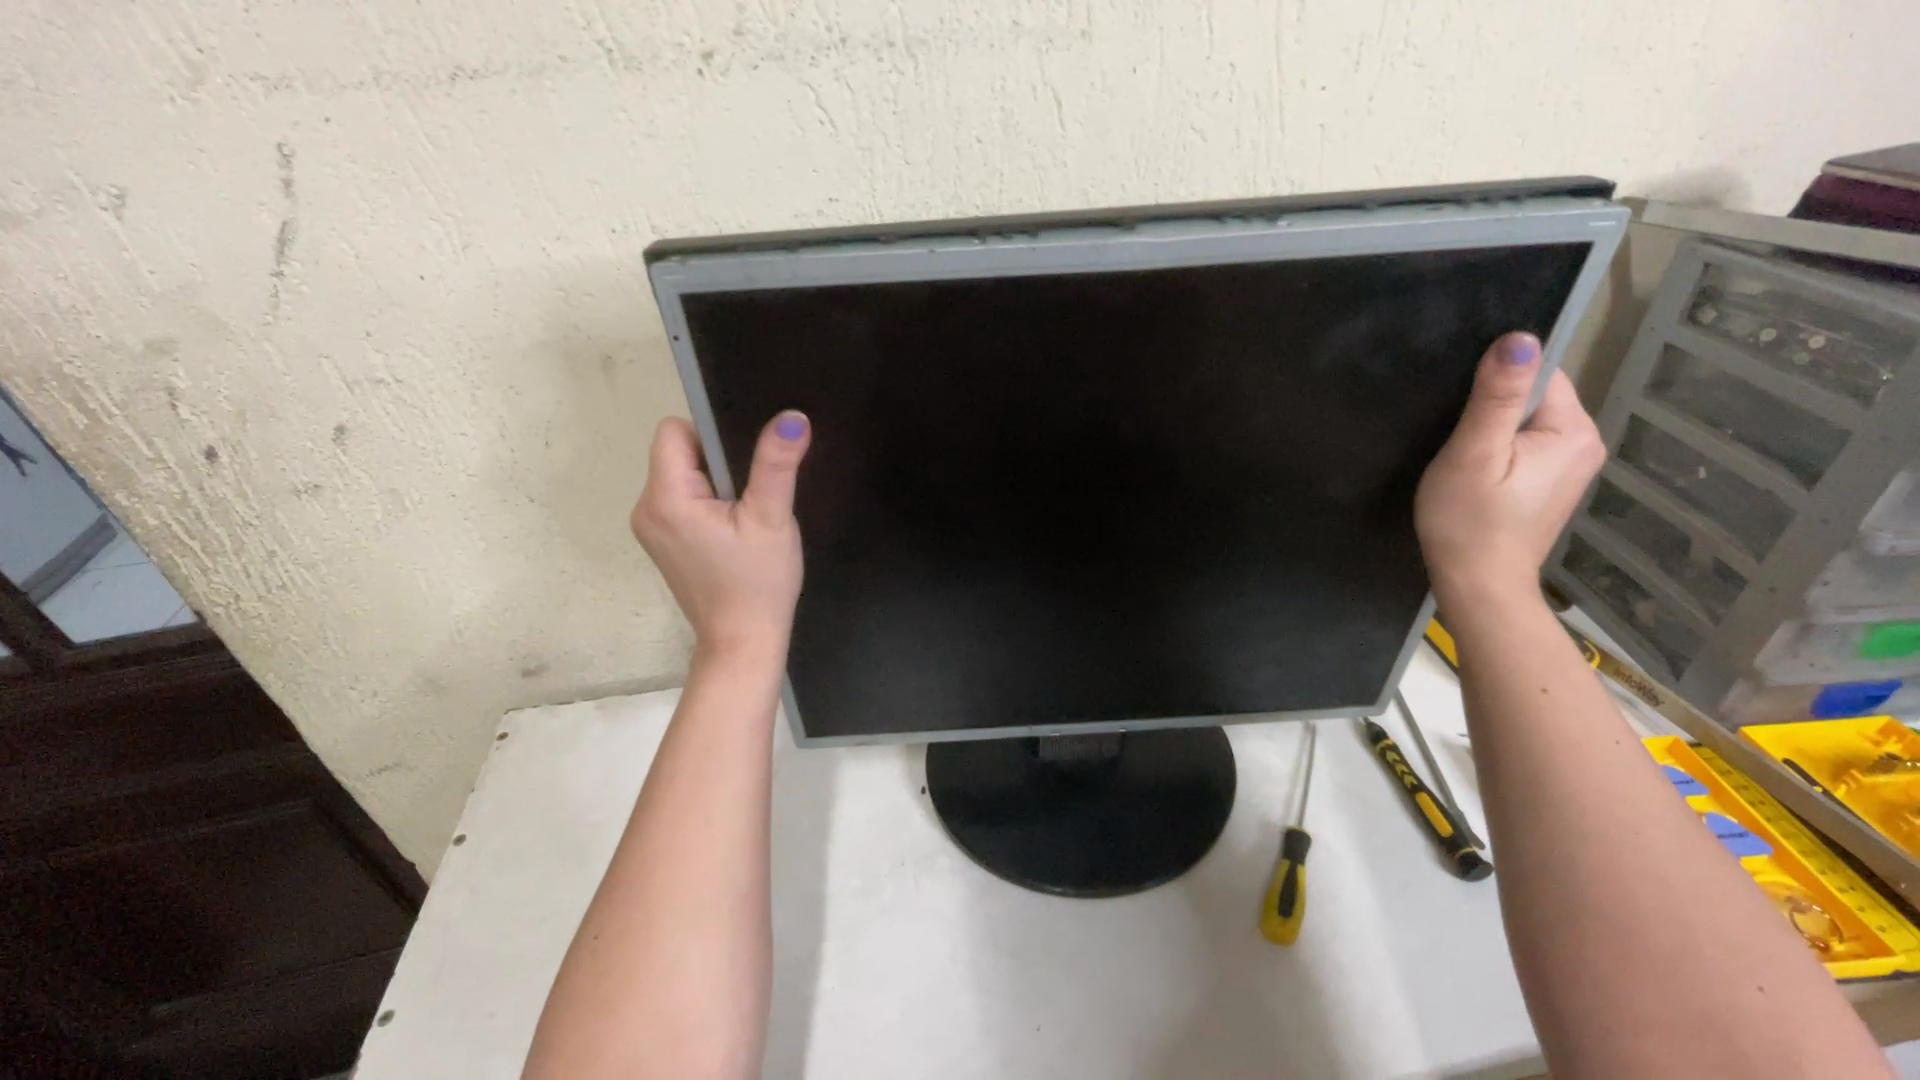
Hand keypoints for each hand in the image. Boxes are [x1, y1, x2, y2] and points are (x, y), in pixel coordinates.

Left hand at [631, 411, 811, 656]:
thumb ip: (776, 464)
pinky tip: (731, 531)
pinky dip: (705, 503)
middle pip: (676, 452)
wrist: (743, 641)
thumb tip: (792, 417)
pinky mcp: (661, 542)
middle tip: (749, 496)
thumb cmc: (758, 582)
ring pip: (679, 475)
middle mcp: (645, 508)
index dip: (711, 436)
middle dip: (715, 462)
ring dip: (713, 483)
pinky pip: (679, 500)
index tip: (743, 464)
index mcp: (665, 498)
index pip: (674, 431)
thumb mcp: (772, 518)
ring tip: (742, 516)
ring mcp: (649, 528)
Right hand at [1415, 332, 1605, 602]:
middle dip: (1494, 407)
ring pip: (1528, 423)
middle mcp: (1586, 442)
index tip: (1461, 403)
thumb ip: (1497, 396)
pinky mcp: (1554, 486)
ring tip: (1463, 456)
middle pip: (1535, 397)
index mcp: (1574, 429)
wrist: (1479, 587)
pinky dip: (1500, 451)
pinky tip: (1476, 473)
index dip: (1496, 381)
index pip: (1540, 374)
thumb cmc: (1470, 522)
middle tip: (1455, 435)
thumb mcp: (1474, 453)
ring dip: (1494, 430)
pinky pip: (1527, 447)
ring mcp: (1573, 467)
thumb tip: (1520, 337)